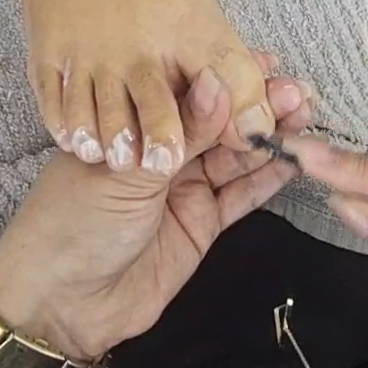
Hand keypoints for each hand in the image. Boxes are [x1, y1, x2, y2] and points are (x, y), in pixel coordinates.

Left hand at [0, 67, 313, 361]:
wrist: (61, 305)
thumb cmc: (75, 223)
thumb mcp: (130, 170)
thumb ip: (180, 131)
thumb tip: (218, 78)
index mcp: (137, 125)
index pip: (190, 93)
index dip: (230, 77)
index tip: (268, 62)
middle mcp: (164, 151)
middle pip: (220, 122)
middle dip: (258, 105)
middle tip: (299, 91)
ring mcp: (184, 187)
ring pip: (236, 156)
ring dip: (269, 138)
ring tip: (306, 117)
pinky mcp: (200, 223)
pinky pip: (239, 196)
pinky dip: (266, 179)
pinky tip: (294, 160)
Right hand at [4, 0, 277, 174]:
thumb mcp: (197, 7)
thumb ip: (229, 67)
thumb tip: (257, 125)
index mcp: (184, 30)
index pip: (226, 90)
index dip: (238, 126)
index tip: (242, 145)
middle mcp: (134, 48)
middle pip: (158, 121)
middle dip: (165, 150)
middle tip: (163, 163)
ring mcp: (86, 54)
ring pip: (103, 125)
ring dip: (115, 146)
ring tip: (120, 158)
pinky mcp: (46, 54)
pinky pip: (56, 109)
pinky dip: (70, 130)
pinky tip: (80, 139)